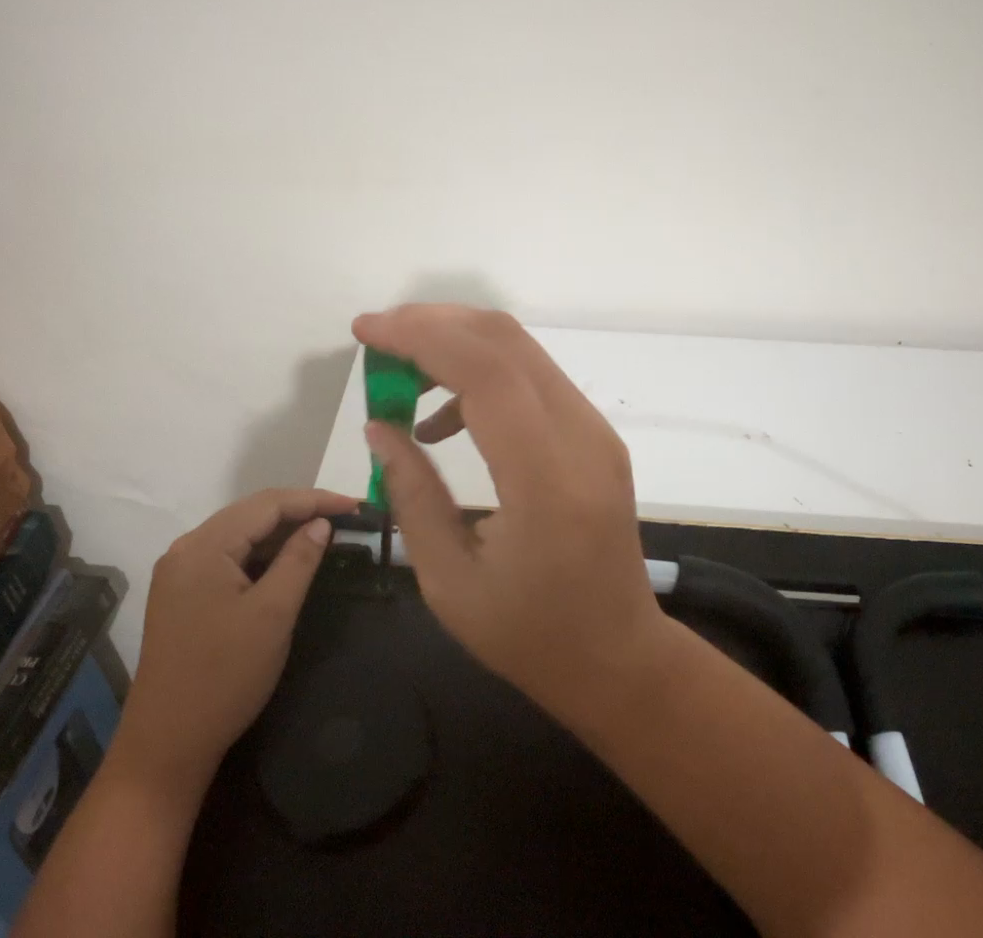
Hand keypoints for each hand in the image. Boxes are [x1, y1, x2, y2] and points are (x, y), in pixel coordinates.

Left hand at [114, 489, 357, 783]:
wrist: (169, 739)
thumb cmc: (225, 675)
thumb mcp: (272, 614)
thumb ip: (299, 561)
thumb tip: (320, 524)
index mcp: (203, 547)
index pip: (266, 504)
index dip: (314, 499)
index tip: (356, 506)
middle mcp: (185, 550)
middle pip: (250, 514)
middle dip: (299, 511)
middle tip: (346, 518)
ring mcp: (180, 573)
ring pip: (239, 537)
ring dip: (281, 533)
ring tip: (325, 535)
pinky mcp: (182, 596)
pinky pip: (228, 559)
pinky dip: (261, 556)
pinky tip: (288, 563)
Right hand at [352, 305, 668, 717]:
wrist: (617, 656)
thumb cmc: (530, 636)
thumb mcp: (450, 581)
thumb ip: (412, 495)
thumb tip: (379, 427)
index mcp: (546, 483)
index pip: (486, 374)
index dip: (422, 338)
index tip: (365, 331)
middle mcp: (583, 442)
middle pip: (508, 344)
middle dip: (435, 325)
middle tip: (378, 342)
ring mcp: (597, 436)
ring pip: (525, 353)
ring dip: (459, 345)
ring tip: (400, 379)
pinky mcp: (597, 440)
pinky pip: (537, 382)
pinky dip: (486, 376)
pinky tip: (445, 420)